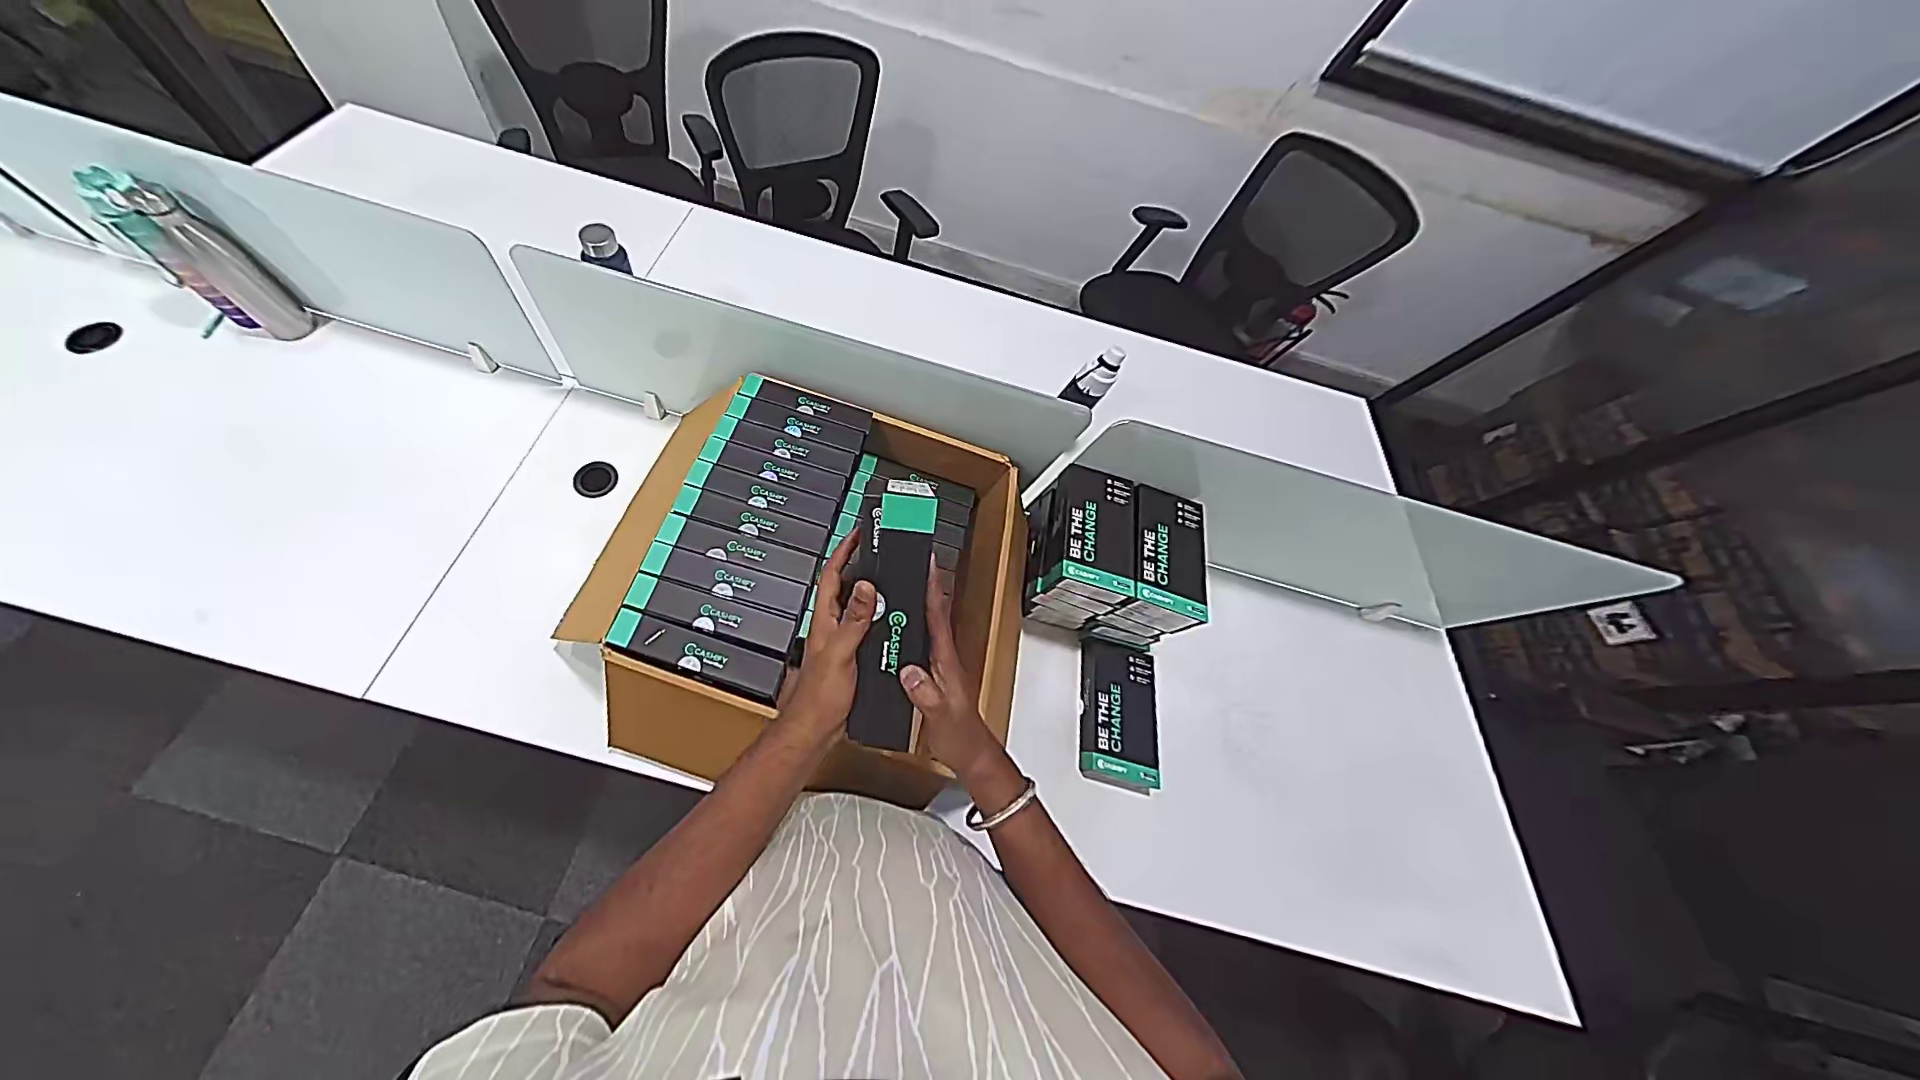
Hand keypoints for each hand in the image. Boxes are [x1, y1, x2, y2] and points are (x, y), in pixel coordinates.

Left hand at [776, 529, 875, 741]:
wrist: (814, 729)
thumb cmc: (818, 697)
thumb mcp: (840, 654)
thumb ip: (853, 620)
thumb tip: (866, 588)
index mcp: (824, 621)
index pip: (833, 576)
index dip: (844, 551)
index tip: (858, 534)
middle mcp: (830, 627)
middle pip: (845, 587)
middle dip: (860, 565)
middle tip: (878, 551)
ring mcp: (840, 641)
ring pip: (855, 607)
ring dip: (870, 592)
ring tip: (890, 580)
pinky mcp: (849, 656)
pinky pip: (864, 628)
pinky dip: (877, 618)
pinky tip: (889, 621)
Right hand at [898, 556, 1006, 781]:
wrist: (972, 753)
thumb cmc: (961, 735)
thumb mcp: (939, 716)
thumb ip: (925, 693)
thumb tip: (909, 671)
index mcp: (947, 661)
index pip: (939, 617)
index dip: (934, 588)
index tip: (928, 564)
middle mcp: (944, 659)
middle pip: (933, 614)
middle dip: (924, 588)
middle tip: (910, 566)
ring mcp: (940, 666)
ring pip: (927, 628)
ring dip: (917, 607)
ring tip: (902, 588)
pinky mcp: (934, 676)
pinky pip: (921, 645)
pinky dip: (911, 631)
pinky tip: (899, 632)